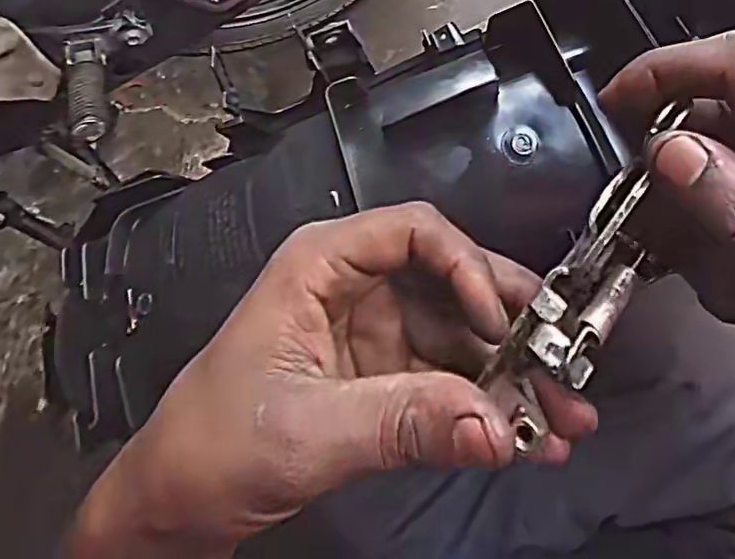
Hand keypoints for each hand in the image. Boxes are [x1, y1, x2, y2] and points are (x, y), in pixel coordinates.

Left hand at [67, 202, 596, 558]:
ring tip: (561, 412)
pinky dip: (487, 404)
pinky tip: (525, 431)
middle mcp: (357, 283)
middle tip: (560, 356)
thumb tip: (493, 426)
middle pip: (449, 279)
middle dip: (510, 320)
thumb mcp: (308, 428)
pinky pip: (448, 378)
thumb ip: (404, 422)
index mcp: (324, 261)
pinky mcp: (384, 374)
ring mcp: (375, 330)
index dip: (465, 265)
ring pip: (458, 332)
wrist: (173, 503)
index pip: (414, 231)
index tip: (503, 317)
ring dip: (510, 371)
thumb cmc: (212, 441)